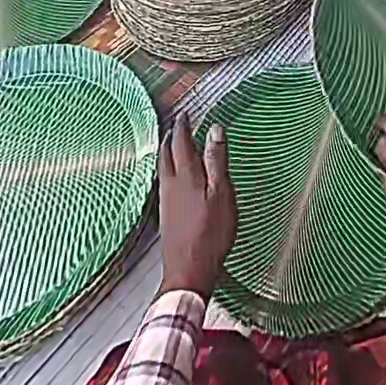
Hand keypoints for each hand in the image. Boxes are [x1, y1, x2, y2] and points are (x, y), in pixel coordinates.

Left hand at [159, 112, 236, 297]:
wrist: (188, 270)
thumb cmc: (210, 233)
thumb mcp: (222, 193)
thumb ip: (217, 160)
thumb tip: (215, 129)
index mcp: (186, 175)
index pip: (181, 142)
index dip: (183, 125)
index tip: (185, 114)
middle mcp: (171, 184)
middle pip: (167, 153)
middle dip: (172, 136)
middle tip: (179, 125)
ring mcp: (166, 200)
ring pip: (163, 166)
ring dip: (168, 151)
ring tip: (174, 144)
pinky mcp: (166, 213)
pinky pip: (164, 180)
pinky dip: (168, 168)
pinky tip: (174, 176)